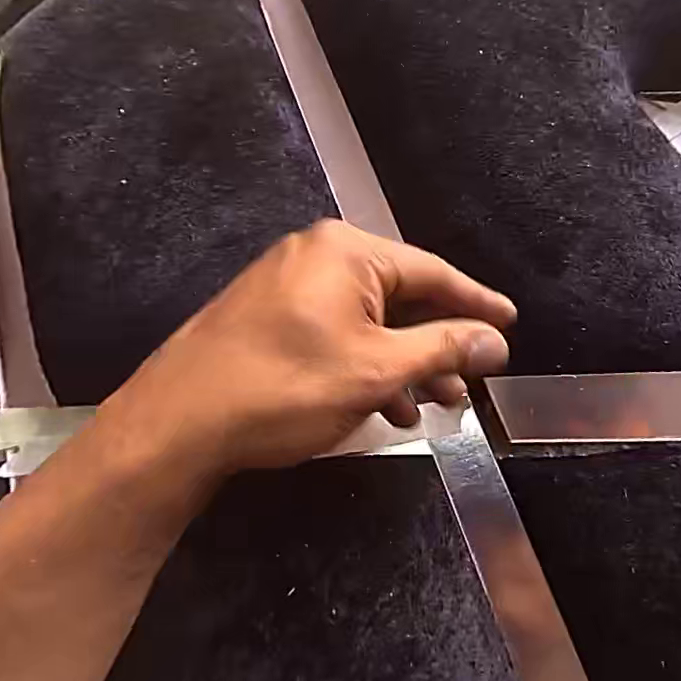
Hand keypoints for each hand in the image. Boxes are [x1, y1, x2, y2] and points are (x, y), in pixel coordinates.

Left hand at [93, 219, 514, 479]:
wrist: (171, 428)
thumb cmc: (284, 388)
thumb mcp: (377, 370)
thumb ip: (444, 348)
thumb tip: (497, 341)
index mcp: (348, 251)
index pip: (433, 273)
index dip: (476, 302)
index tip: (509, 321)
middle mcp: (320, 255)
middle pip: (402, 297)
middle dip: (438, 345)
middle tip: (470, 380)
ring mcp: (291, 284)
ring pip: (371, 321)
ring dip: (405, 362)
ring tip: (434, 403)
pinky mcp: (272, 315)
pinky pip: (339, 331)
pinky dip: (367, 364)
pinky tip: (385, 405)